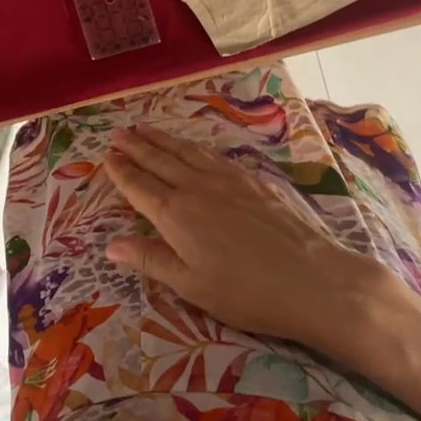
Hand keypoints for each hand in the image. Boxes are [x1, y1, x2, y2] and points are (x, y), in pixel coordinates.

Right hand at [104, 124, 420, 371]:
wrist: (313, 279)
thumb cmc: (247, 292)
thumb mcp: (191, 286)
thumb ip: (150, 260)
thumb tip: (110, 244)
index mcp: (175, 214)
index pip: (139, 186)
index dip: (121, 171)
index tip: (106, 156)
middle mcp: (196, 188)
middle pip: (159, 160)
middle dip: (136, 146)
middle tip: (117, 132)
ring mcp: (227, 179)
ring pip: (186, 151)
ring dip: (162, 139)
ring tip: (145, 128)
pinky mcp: (253, 180)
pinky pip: (212, 155)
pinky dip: (193, 146)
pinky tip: (192, 147)